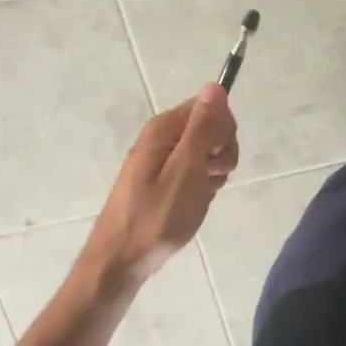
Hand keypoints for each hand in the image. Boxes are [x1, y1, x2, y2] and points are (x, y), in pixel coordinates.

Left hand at [78, 83, 238, 283]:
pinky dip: (202, 186)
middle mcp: (161, 138)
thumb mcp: (186, 170)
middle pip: (210, 128)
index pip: (211, 107)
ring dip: (214, 173)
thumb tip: (215, 85)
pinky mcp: (163, 180)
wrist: (123, 260)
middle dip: (221, 153)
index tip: (214, 160)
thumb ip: (202, 128)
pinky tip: (194, 203)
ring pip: (206, 152)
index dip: (222, 132)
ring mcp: (161, 160)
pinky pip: (195, 172)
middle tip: (209, 180)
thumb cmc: (157, 217)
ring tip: (199, 196)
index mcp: (165, 129)